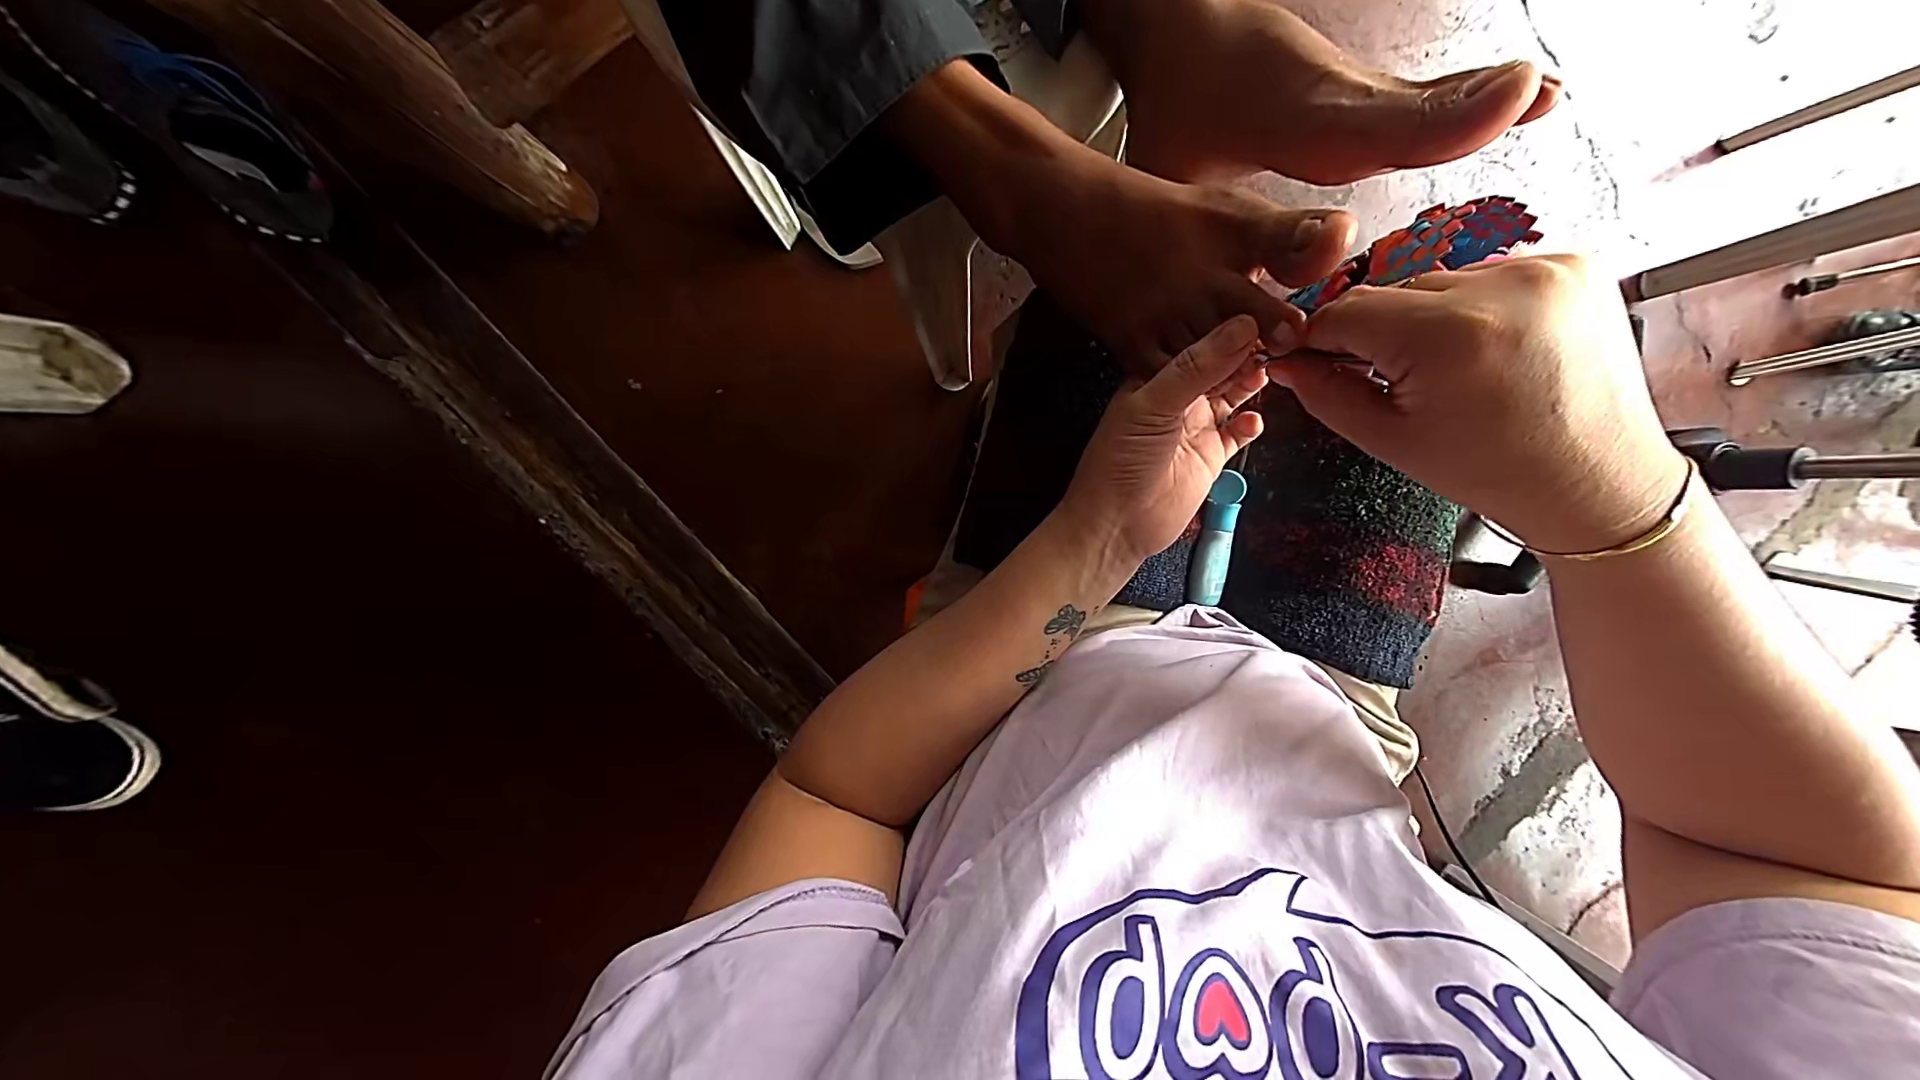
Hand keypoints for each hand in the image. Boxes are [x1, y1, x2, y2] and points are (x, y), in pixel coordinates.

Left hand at [1058, 315, 1267, 566]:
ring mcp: (1194, 427)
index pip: (1198, 341)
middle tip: (1282, 334)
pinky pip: (1238, 433)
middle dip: (1248, 349)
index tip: (1264, 309)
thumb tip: (1242, 325)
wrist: (1116, 524)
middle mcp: (1176, 399)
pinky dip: (1251, 424)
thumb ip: (1196, 367)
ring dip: (1252, 381)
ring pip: (1233, 394)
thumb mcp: (1153, 405)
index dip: (1228, 326)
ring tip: (1274, 367)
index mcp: (1155, 377)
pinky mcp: (1210, 456)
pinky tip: (1255, 420)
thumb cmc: (1118, 463)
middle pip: (1220, 364)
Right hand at [1267, 255, 1686, 553]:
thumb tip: (1285, 360)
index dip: (1317, 336)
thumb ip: (1324, 392)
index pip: (1346, 311)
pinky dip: (1464, 309)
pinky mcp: (1572, 266)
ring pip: (1433, 283)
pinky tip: (1476, 348)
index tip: (1305, 357)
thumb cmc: (1490, 468)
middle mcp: (1503, 286)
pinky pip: (1481, 277)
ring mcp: (1546, 268)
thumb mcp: (1386, 439)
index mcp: (1450, 335)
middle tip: (1381, 377)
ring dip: (1418, 319)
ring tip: (1439, 367)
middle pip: (1389, 293)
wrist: (1592, 476)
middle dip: (1372, 332)